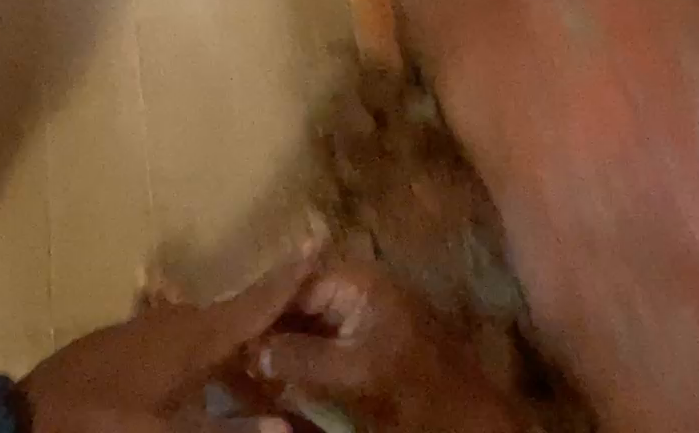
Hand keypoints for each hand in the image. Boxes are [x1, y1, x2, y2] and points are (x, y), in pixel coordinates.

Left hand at [17, 258, 313, 432]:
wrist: (35, 415)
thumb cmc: (104, 420)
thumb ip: (227, 430)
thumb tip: (286, 427)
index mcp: (191, 338)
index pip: (251, 304)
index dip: (287, 278)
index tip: (316, 242)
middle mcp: (176, 323)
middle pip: (239, 315)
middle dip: (274, 308)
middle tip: (312, 301)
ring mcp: (153, 331)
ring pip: (215, 330)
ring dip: (246, 336)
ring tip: (279, 341)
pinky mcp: (137, 345)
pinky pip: (192, 342)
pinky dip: (218, 350)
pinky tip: (226, 367)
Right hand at [251, 261, 523, 432]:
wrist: (477, 427)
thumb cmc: (420, 394)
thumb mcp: (357, 376)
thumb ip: (301, 357)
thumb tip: (249, 348)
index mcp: (354, 281)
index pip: (289, 282)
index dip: (254, 306)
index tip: (222, 328)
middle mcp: (352, 289)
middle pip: (292, 300)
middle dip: (261, 325)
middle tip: (227, 348)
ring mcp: (357, 317)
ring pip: (301, 324)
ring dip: (275, 346)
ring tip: (241, 363)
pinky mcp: (361, 346)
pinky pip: (317, 345)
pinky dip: (295, 360)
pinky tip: (272, 376)